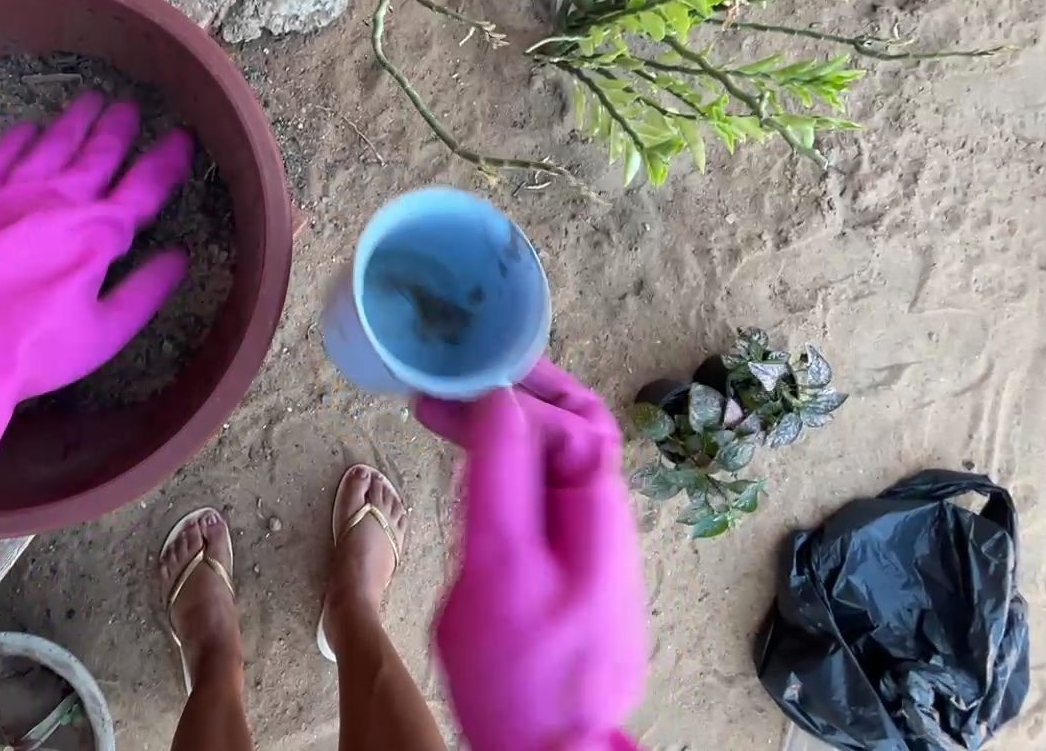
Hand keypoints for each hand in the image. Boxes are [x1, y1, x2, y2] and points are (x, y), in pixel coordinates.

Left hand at [0, 91, 192, 413]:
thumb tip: (179, 257)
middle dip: (117, 130)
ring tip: (89, 101)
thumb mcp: (107, 332)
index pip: (144, 187)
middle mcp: (59, 202)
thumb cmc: (36, 349)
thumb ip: (146, 291)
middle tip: (129, 105)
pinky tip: (24, 128)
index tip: (182, 136)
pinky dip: (13, 141)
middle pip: (97, 156)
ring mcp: (11, 197)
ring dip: (73, 123)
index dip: (166, 160)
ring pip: (51, 147)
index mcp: (99, 233)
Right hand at [415, 361, 648, 750]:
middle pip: (572, 427)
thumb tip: (497, 401)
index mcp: (597, 513)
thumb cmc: (522, 670)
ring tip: (447, 409)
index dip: (517, 394)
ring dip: (503, 422)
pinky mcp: (559, 558)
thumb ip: (501, 476)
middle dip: (516, 392)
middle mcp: (599, 518)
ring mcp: (582, 539)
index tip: (461, 387)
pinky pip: (536, 487)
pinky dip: (499, 458)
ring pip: (550, 455)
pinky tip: (465, 459)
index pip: (573, 422)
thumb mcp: (501, 564)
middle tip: (458, 376)